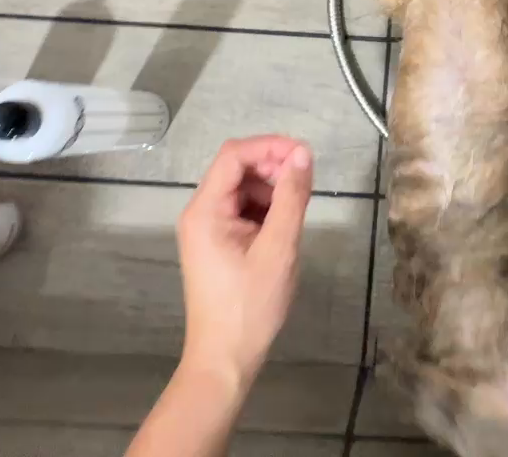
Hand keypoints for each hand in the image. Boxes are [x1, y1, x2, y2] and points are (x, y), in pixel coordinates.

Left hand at [176, 135, 313, 387]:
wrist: (225, 360)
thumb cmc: (250, 306)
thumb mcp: (279, 248)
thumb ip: (291, 197)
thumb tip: (303, 154)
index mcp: (205, 210)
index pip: (235, 155)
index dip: (270, 146)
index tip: (304, 155)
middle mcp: (201, 212)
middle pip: (238, 168)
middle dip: (273, 166)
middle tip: (306, 181)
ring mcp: (208, 228)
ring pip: (243, 187)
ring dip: (272, 187)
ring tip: (298, 207)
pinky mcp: (218, 241)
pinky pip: (244, 208)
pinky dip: (267, 207)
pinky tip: (285, 224)